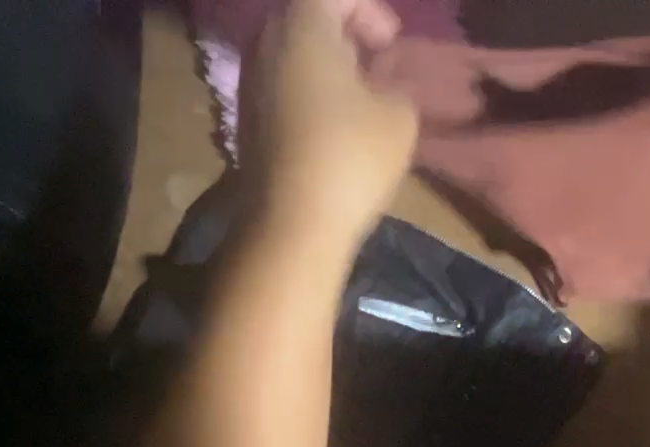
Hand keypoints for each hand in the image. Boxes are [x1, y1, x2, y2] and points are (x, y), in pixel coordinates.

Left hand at [253, 0, 418, 244]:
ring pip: (296, 54)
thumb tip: (385, 81)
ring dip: (330, 69)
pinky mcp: (249, 119)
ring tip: (361, 104)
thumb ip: (398, 83)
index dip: (372, 10)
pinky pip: (285, 86)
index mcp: (302, 23)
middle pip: (310, 18)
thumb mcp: (400, 115)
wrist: (294, 221)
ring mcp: (251, 80)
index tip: (394, 46)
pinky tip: (336, 130)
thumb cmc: (352, 157)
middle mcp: (266, 39)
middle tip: (380, 69)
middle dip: (348, 36)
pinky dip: (312, 94)